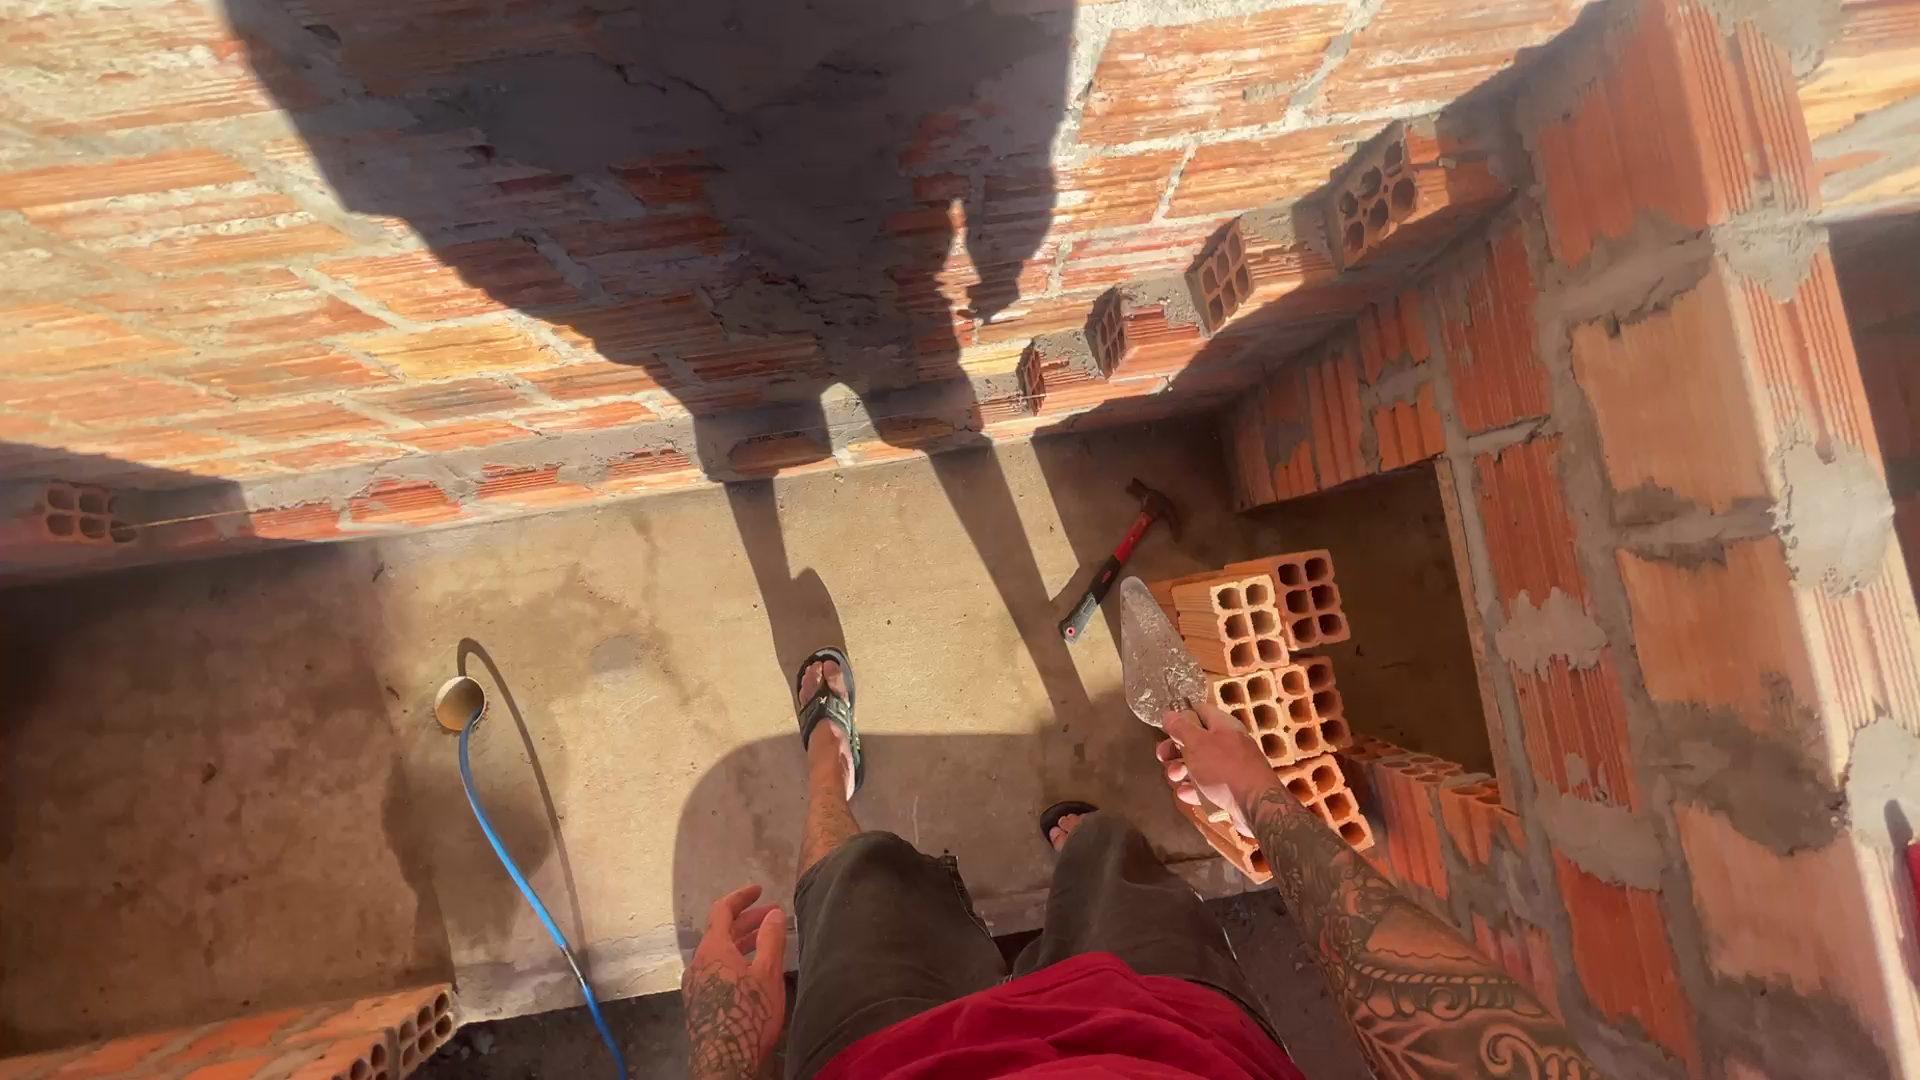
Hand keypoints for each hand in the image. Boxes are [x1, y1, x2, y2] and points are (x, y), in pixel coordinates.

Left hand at [683, 884, 787, 1079]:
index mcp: (712, 950)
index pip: (722, 910)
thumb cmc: (748, 1015)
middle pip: (721, 931)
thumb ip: (771, 939)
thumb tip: (773, 913)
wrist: (724, 1066)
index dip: (741, 897)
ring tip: (766, 942)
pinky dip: (735, 960)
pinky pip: (716, 970)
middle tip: (771, 917)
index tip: (759, 890)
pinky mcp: (698, 1006)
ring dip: (742, 941)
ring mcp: (695, 987)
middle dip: (747, 920)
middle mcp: (698, 964)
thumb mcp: (768, 973)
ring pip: (719, 953)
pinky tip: (753, 971)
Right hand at [1159, 702, 1278, 836]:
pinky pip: (1207, 785)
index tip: (1166, 729)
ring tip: (1174, 778)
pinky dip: (1194, 789)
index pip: (1199, 710)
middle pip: (1195, 739)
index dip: (1181, 717)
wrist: (1257, 807)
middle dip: (1175, 749)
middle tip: (1162, 757)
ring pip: (1199, 764)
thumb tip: (1170, 715)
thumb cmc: (1224, 769)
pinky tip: (1186, 795)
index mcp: (1223, 725)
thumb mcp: (1197, 743)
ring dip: (1181, 770)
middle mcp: (1228, 743)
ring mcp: (1231, 767)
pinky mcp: (1232, 789)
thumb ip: (1181, 727)